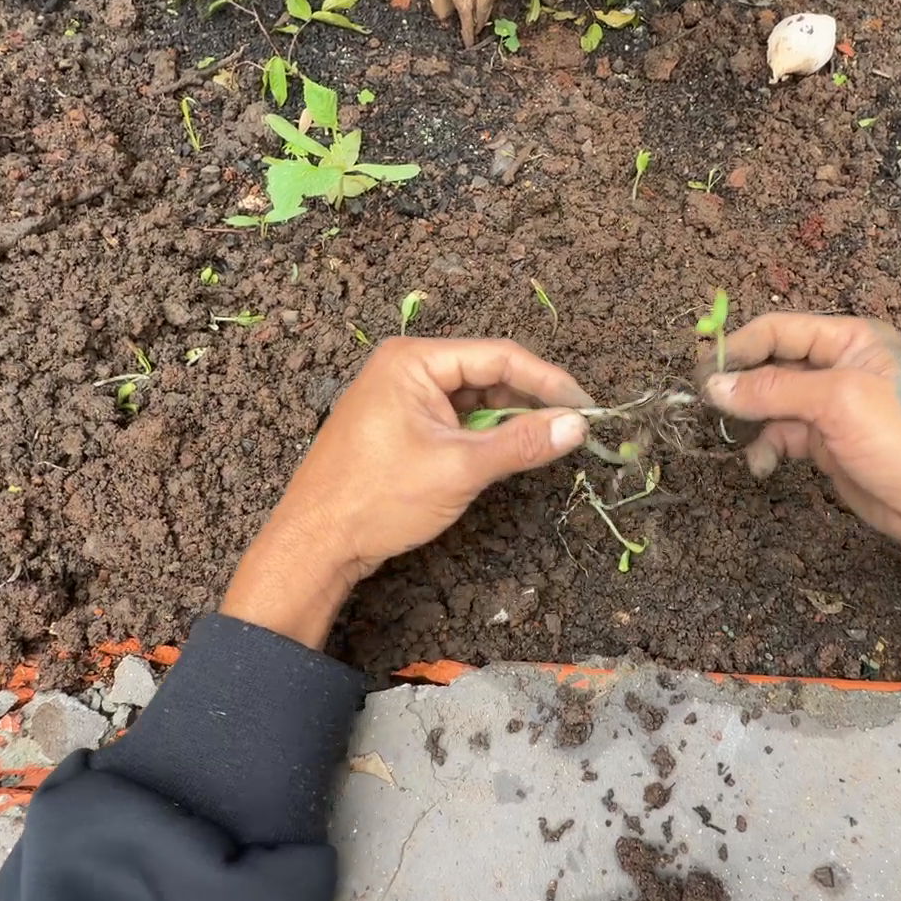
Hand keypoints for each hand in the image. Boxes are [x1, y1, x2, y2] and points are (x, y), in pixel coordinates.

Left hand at [222, 338, 591, 647]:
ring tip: (546, 443)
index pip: (498, 356)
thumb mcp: (459, 469)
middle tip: (572, 428)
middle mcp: (407, 368)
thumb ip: (522, 444)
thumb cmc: (379, 499)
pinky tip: (507, 452)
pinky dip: (485, 434)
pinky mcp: (402, 425)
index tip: (586, 405)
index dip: (548, 380)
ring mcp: (402, 397)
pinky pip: (455, 419)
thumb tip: (579, 425)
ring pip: (474, 399)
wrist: (315, 545)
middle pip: (487, 374)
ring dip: (509, 420)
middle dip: (530, 400)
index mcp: (414, 361)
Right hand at [703, 314, 900, 562]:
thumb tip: (713, 385)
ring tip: (727, 436)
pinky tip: (761, 466)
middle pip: (770, 365)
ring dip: (748, 420)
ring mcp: (832, 409)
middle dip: (737, 384)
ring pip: (771, 404)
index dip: (737, 346)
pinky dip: (767, 449)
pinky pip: (784, 438)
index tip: (701, 371)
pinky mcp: (829, 445)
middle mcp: (837, 368)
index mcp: (848, 341)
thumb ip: (773, 391)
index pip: (778, 330)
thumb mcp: (839, 404)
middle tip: (701, 405)